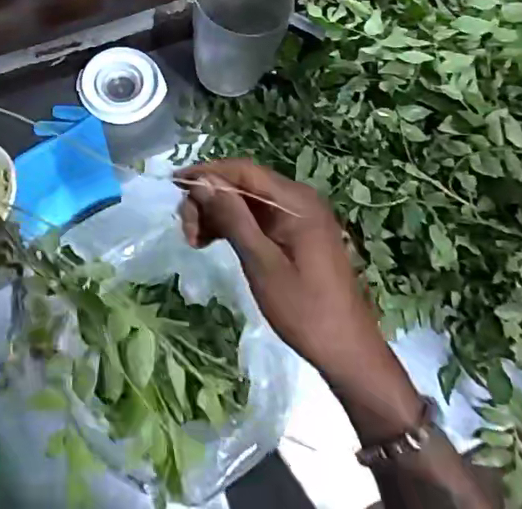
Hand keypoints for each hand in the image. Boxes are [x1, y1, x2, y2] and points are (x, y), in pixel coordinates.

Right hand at [177, 159, 422, 438]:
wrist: (347, 351)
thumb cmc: (305, 310)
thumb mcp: (262, 263)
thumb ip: (233, 218)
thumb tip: (203, 181)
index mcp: (297, 201)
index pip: (243, 170)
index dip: (207, 173)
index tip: (174, 186)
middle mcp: (298, 199)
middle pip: (243, 183)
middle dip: (210, 199)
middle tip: (186, 231)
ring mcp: (298, 216)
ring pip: (246, 200)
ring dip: (217, 213)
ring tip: (194, 242)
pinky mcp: (294, 233)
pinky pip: (256, 217)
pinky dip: (232, 225)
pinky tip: (211, 242)